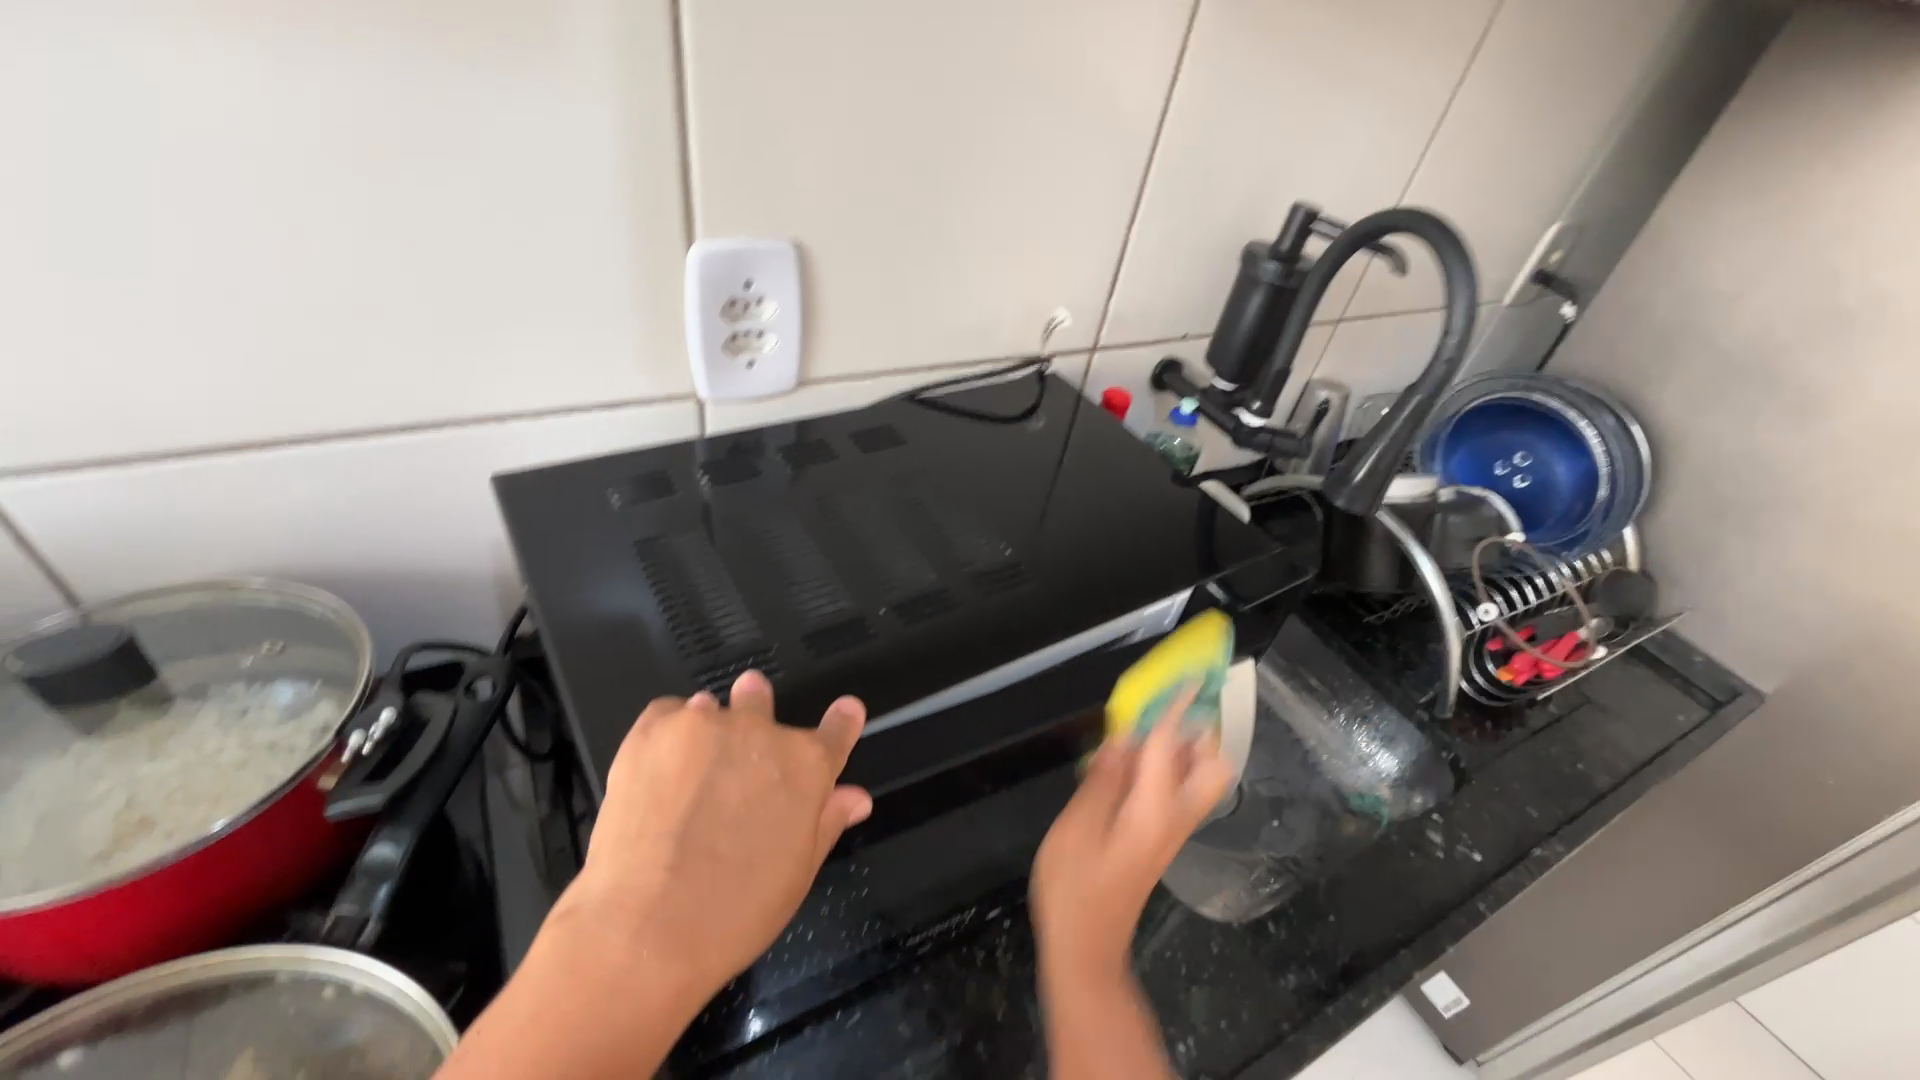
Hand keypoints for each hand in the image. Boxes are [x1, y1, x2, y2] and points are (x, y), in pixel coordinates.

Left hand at [554, 670, 871, 997]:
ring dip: (710, 730)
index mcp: (806, 766)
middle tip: (744, 743)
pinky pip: (667, 713)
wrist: (644, 927)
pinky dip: (668, 733)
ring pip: (711, 708)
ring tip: (692, 773)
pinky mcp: (651, 731)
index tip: (844, 712)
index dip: (842, 722)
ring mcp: (703, 725)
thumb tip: (855, 797)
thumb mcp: (797, 874)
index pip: (837, 729)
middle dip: (757, 710)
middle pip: (761, 702)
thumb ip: (828, 822)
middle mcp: (759, 732)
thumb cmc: (735, 912)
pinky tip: (660, 770)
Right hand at [1030, 696, 1232, 977]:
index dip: (1175, 708)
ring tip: (1149, 726)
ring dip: (1183, 748)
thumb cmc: (1074, 889)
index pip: (1170, 747)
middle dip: (1199, 732)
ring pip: (1197, 780)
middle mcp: (1173, 819)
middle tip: (1168, 707)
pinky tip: (1133, 762)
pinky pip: (1177, 791)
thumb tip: (1122, 738)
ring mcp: (1170, 832)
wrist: (1087, 948)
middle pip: (1210, 768)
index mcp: (1152, 811)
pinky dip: (1167, 767)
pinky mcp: (1159, 840)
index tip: (1187, 677)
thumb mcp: (1076, 828)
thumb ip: (1102, 779)